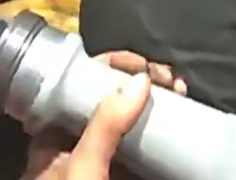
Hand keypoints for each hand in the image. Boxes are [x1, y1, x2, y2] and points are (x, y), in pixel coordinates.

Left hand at [21, 52, 185, 179]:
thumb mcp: (82, 175)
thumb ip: (106, 126)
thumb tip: (140, 78)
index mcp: (54, 141)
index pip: (81, 83)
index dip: (113, 67)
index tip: (146, 68)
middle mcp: (76, 148)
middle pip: (110, 97)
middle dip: (143, 80)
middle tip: (171, 81)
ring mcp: (102, 167)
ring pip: (130, 118)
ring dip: (156, 99)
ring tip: (180, 93)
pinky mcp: (126, 178)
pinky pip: (144, 146)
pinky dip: (163, 128)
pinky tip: (182, 119)